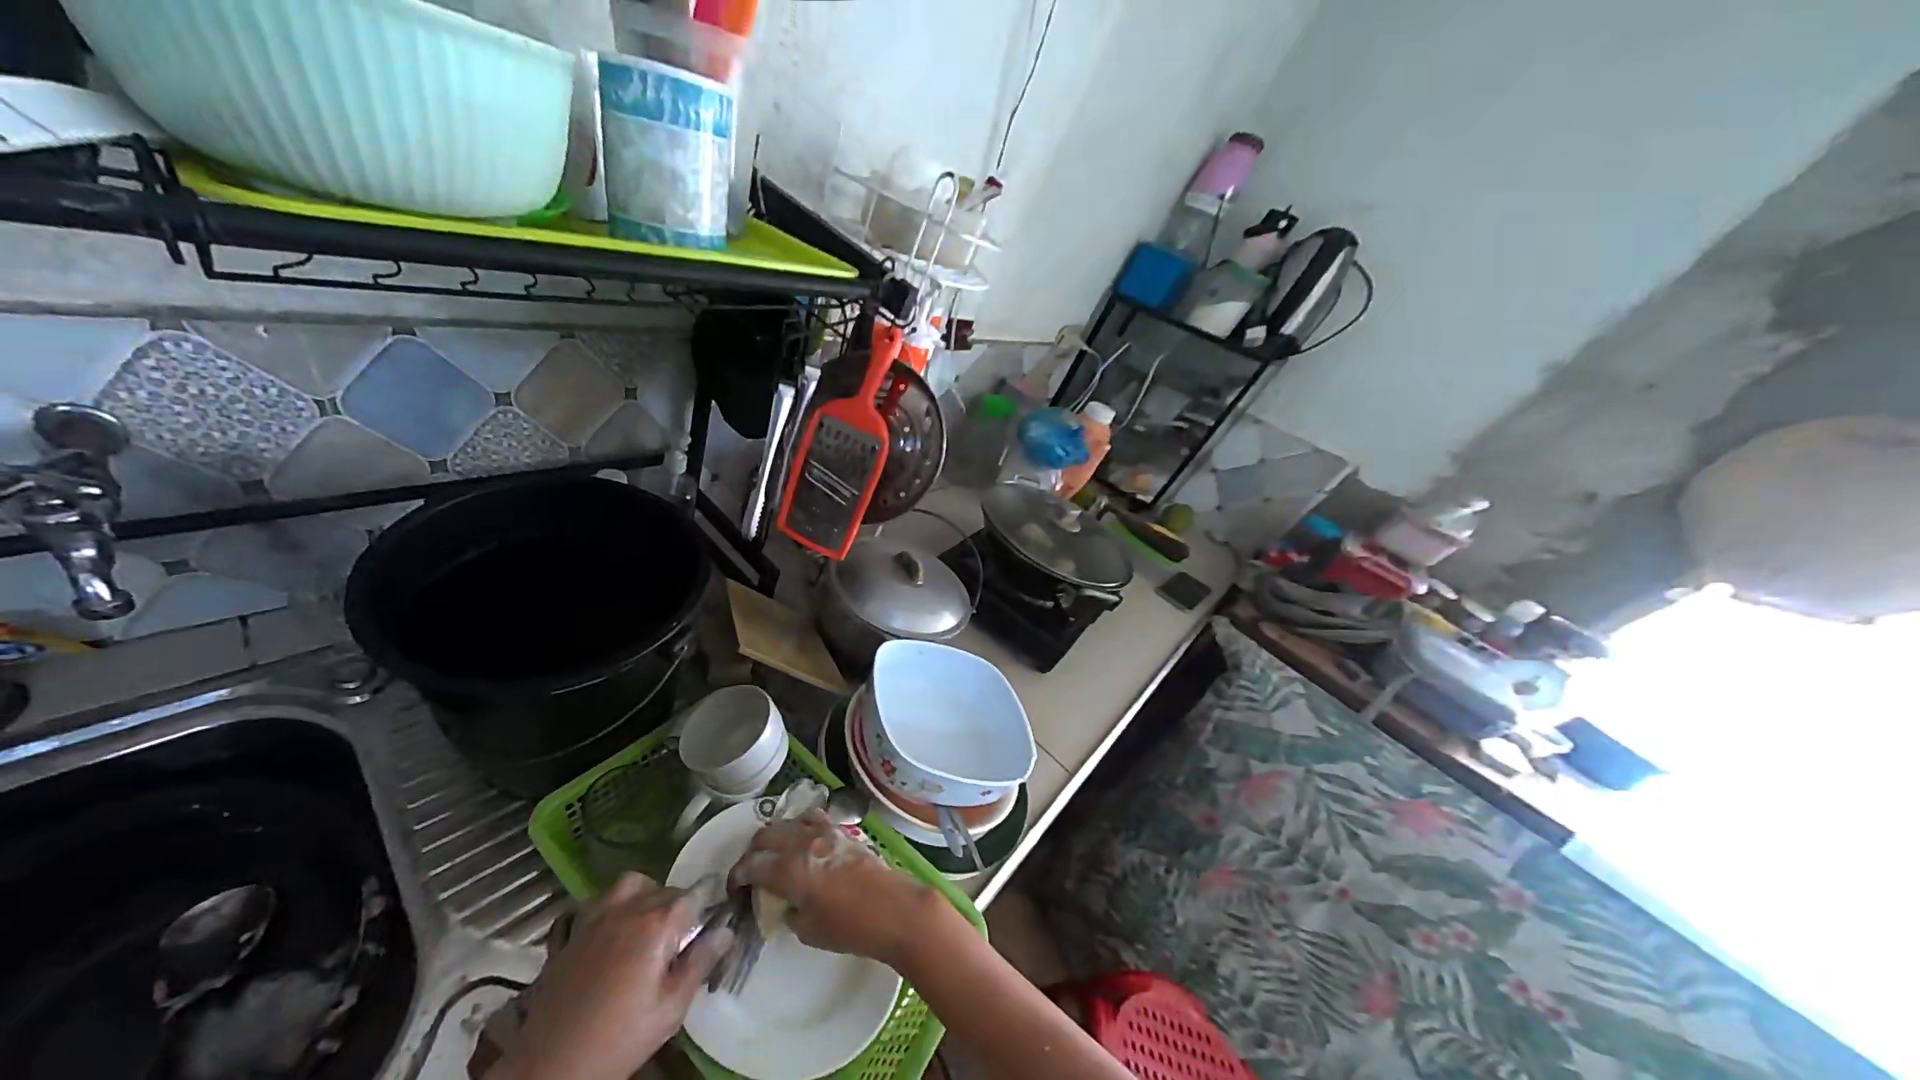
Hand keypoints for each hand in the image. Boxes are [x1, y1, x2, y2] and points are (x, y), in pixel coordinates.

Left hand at [488, 873, 732, 1079]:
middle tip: (684, 936)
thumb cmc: (621, 1037)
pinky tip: (615, 932)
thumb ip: (701, 962)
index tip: (716, 912)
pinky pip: (599, 902)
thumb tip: (726, 930)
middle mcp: (628, 909)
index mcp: (658, 923)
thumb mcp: (672, 1006)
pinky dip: (614, 906)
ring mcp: (596, 918)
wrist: (552, 1063)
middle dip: (680, 904)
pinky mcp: (572, 933)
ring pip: (630, 885)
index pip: (696, 892)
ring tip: (649, 922)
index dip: (711, 898)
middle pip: (666, 888)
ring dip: (646, 894)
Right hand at [730, 810, 942, 965]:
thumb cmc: (849, 927)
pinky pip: (815, 819)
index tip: (735, 888)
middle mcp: (802, 843)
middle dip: (752, 852)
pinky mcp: (844, 832)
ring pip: (789, 822)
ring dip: (776, 835)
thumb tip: (787, 902)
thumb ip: (789, 911)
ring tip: (776, 853)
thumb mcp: (808, 930)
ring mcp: (825, 833)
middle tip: (751, 870)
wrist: (893, 909)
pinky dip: (802, 826)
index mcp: (787, 868)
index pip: (750, 865)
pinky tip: (805, 841)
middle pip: (765, 836)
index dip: (737, 876)